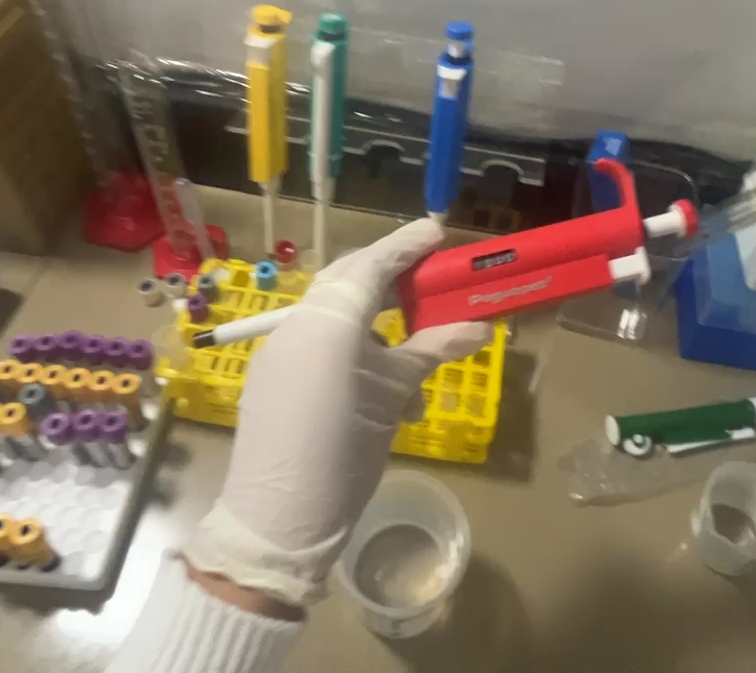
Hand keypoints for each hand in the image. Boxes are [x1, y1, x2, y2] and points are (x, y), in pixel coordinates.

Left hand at [181, 217, 492, 607]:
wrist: (276, 523)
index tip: (438, 232)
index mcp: (328, 324)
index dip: (406, 245)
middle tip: (427, 272)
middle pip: (348, 278)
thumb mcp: (393, 399)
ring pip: (334, 309)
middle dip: (388, 270)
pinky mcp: (275, 373)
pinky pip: (319, 338)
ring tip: (414, 331)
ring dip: (375, 312)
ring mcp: (282, 348)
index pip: (371, 265)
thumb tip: (480, 327)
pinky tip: (382, 374)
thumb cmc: (341, 455)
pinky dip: (354, 342)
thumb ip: (431, 351)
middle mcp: (299, 324)